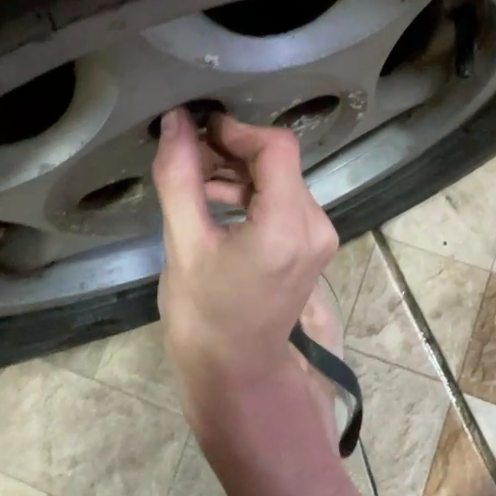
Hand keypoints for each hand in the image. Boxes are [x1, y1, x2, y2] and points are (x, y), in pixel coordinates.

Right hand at [151, 109, 339, 413]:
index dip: (237, 131)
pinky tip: (213, 202)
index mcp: (287, 226)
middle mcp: (316, 226)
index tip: (198, 132)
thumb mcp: (183, 245)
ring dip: (239, 172)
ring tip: (193, 181)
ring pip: (281, 179)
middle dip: (232, 152)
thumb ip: (180, 177)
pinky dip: (252, 194)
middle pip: (279, 162)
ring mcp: (320, 237)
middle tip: (187, 157)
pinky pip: (285, 202)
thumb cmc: (203, 317)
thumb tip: (176, 122)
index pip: (276, 147)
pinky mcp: (313, 246)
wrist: (236, 374)